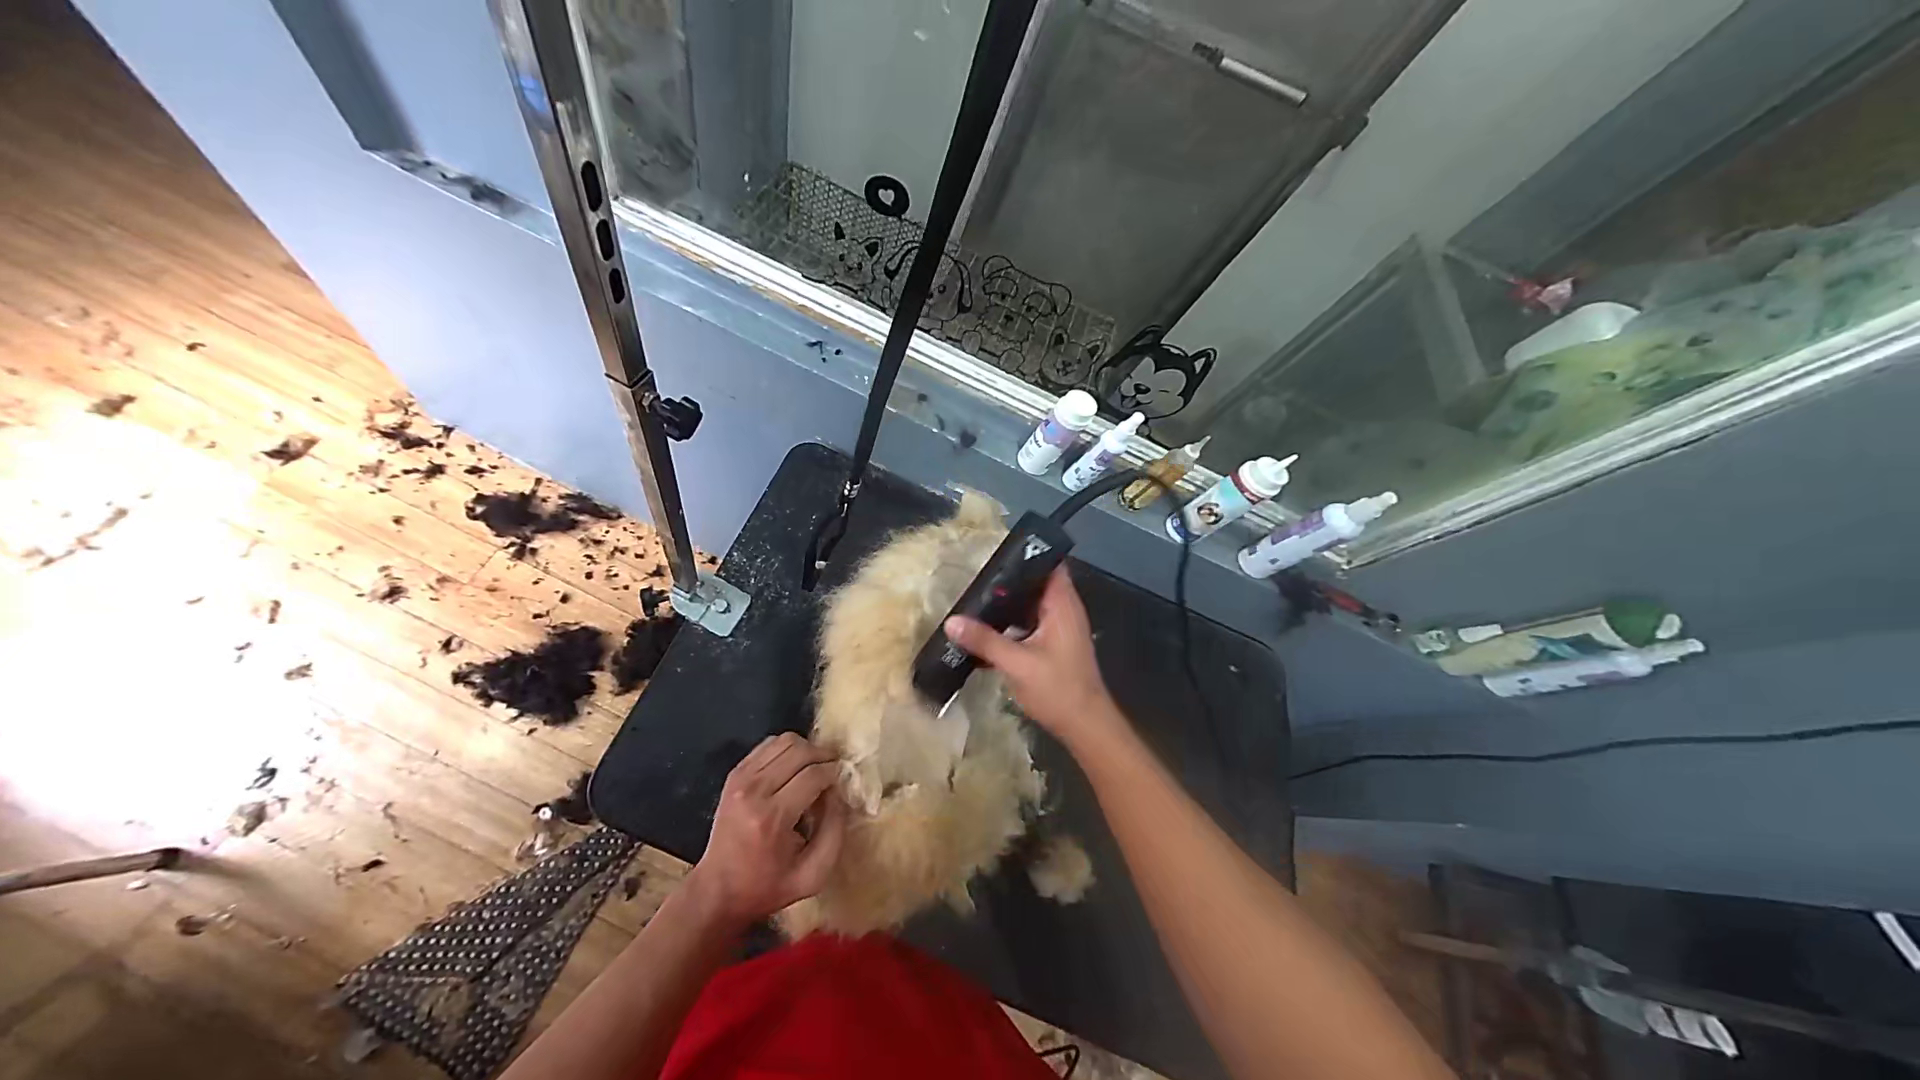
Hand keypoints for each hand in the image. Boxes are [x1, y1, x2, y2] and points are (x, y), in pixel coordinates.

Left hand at [686, 733, 846, 926]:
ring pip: (784, 741)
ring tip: (815, 770)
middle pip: (800, 750)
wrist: (717, 891)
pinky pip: (768, 745)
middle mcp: (753, 790)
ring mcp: (740, 779)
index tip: (844, 782)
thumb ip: (835, 831)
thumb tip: (839, 792)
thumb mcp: (813, 874)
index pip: (814, 774)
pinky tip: (794, 770)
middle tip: (834, 772)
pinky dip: (787, 751)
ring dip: (807, 750)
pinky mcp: (734, 775)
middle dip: (824, 756)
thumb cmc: (768, 887)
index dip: (835, 773)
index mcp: (772, 817)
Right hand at [943, 565, 1124, 749]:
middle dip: (1008, 582)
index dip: (1026, 555)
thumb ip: (984, 641)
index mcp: (1062, 605)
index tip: (996, 554)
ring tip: (976, 602)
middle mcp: (1064, 610)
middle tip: (976, 579)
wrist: (1085, 726)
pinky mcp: (1054, 646)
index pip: (1049, 564)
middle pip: (1036, 583)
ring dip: (1008, 605)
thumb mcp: (1016, 664)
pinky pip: (1030, 624)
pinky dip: (1012, 624)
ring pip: (1031, 606)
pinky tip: (987, 632)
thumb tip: (951, 621)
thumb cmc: (1058, 689)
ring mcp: (1060, 629)